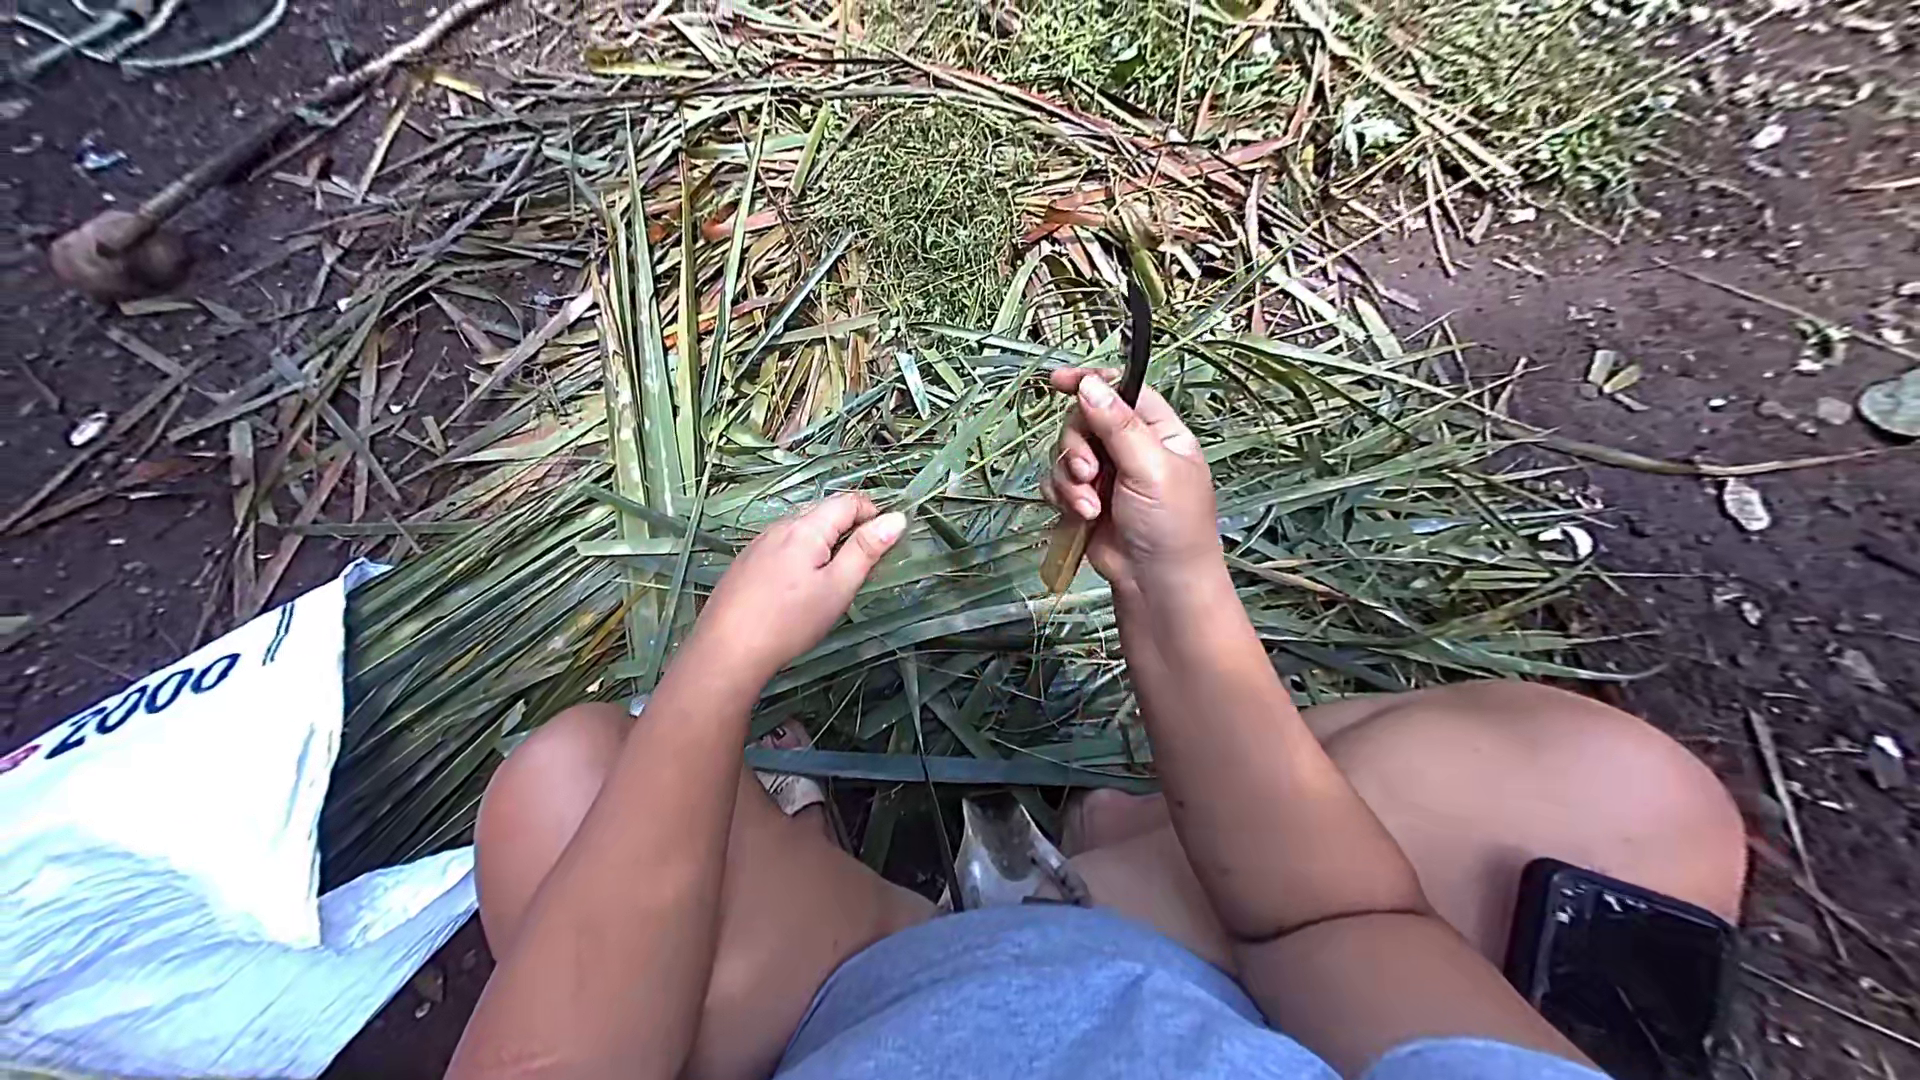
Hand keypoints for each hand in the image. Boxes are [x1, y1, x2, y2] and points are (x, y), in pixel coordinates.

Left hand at [693, 493, 905, 676]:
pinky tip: (799, 588)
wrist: (727, 651)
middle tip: (864, 565)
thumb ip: (866, 550)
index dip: (873, 514)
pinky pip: (783, 546)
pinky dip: (802, 555)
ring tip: (833, 579)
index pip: (848, 501)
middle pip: (824, 513)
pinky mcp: (746, 563)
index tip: (885, 542)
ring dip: (826, 543)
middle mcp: (780, 527)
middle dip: (850, 529)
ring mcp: (759, 544)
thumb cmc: (790, 621)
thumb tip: (896, 518)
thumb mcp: (838, 587)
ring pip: (802, 530)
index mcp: (806, 528)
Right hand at [1041, 368, 1221, 598]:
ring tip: (1090, 507)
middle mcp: (1129, 448)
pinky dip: (1063, 497)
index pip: (1121, 390)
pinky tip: (1081, 516)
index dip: (1090, 382)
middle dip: (1078, 447)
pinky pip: (1057, 483)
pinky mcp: (1084, 499)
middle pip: (1083, 421)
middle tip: (1089, 473)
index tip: (1059, 381)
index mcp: (1157, 431)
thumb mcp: (1151, 468)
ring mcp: (1105, 474)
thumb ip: (1118, 424)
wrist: (1157, 584)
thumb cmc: (1172, 525)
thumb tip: (1089, 383)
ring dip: (1071, 480)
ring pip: (1065, 454)